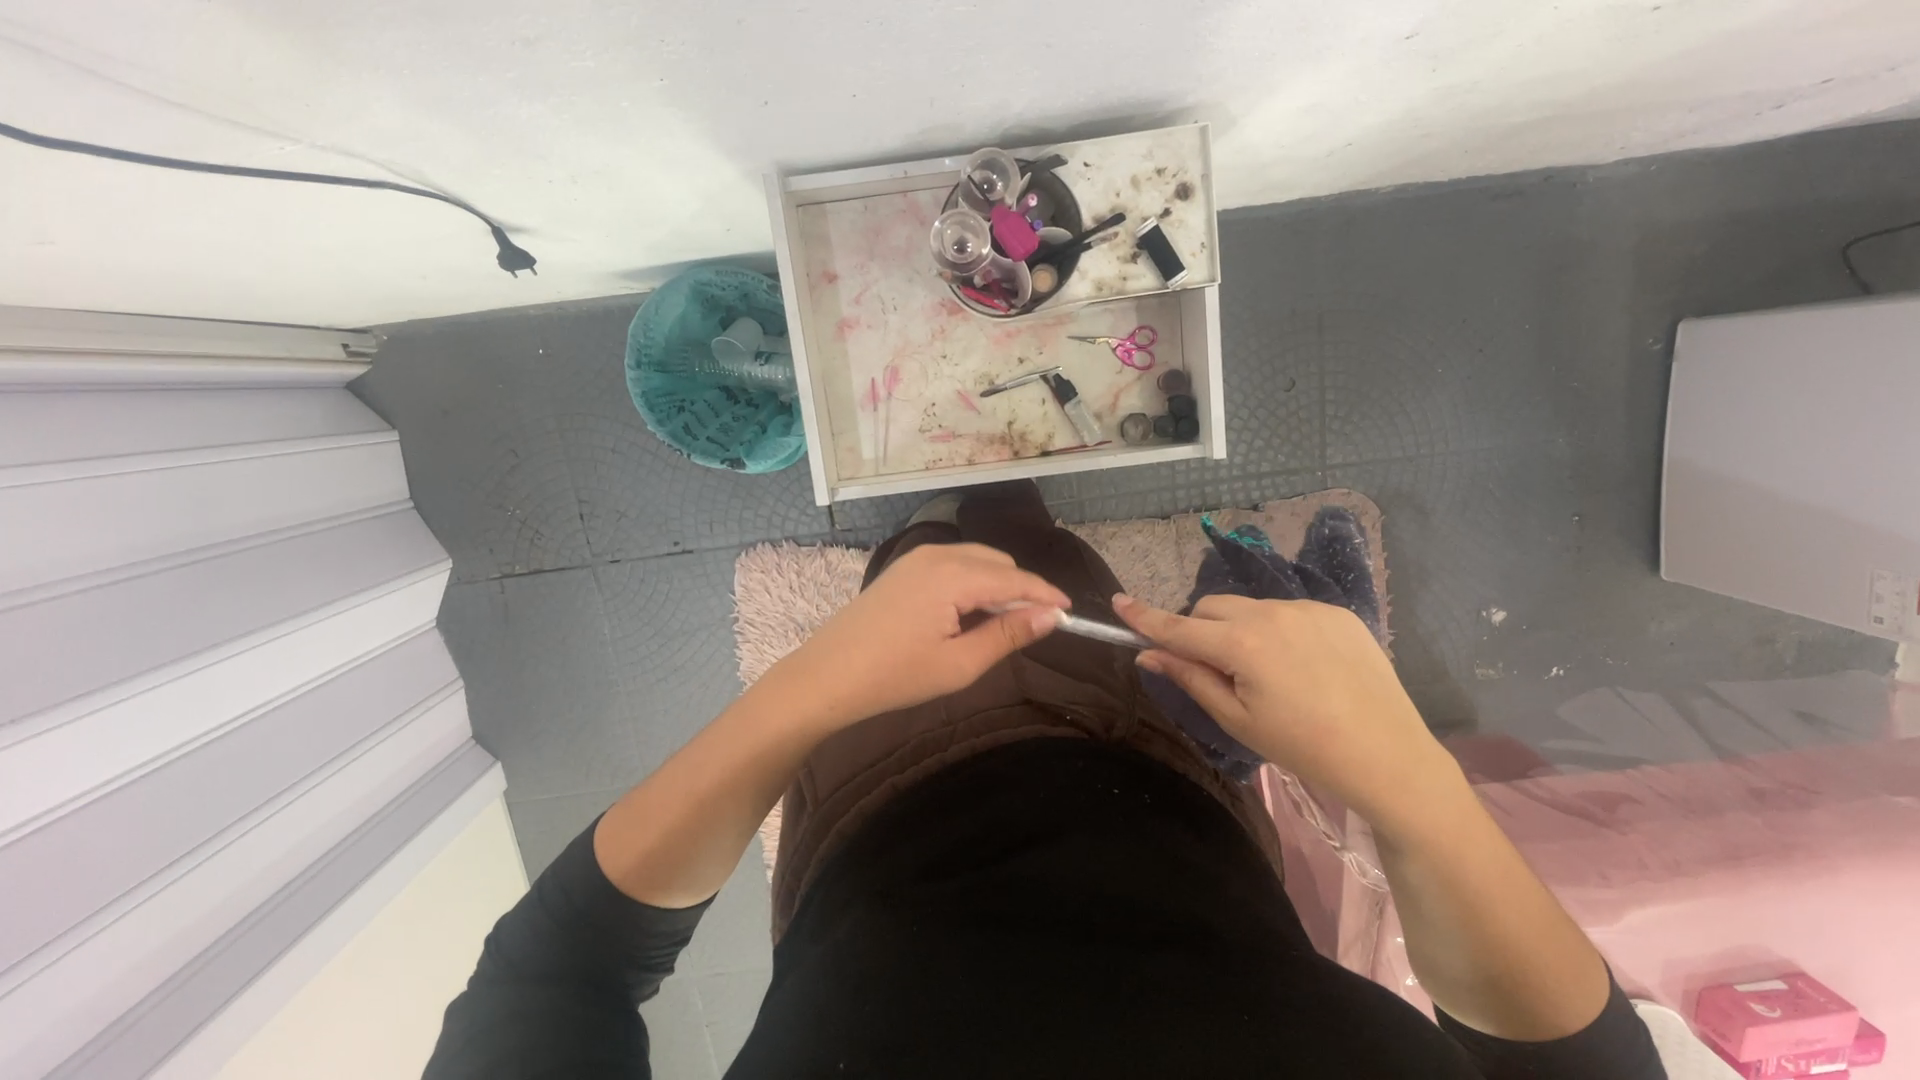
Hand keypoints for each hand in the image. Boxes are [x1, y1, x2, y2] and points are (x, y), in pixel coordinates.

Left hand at [766, 543, 1067, 728]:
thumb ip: (1009, 634)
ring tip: (1001, 625)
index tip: (1071, 614)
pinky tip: (968, 615)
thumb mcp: (960, 663)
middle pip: (999, 562)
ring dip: (997, 585)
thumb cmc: (895, 676)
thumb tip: (1051, 615)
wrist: (828, 675)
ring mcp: (917, 557)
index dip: (1046, 595)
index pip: (1016, 578)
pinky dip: (973, 582)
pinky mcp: (904, 568)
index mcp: (953, 575)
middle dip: (1022, 589)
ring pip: (977, 560)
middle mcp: (938, 554)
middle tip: (1032, 628)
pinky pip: (954, 564)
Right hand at [1113, 593, 1460, 832]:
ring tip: (1269, 675)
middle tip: (1214, 670)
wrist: (1387, 754)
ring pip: (1250, 608)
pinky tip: (1302, 668)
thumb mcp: (1237, 720)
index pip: (1178, 625)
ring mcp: (1308, 609)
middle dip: (1199, 629)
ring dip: (1240, 630)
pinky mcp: (1337, 613)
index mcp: (1242, 644)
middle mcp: (1271, 613)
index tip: (1118, 601)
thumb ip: (1190, 678)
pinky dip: (1277, 631)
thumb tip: (1149, 653)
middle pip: (1212, 607)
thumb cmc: (1303, 746)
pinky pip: (1288, 612)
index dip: (1144, 616)